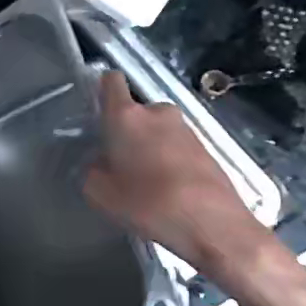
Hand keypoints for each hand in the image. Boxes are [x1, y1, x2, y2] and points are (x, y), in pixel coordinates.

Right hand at [83, 71, 274, 272]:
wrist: (214, 224)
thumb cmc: (149, 204)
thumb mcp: (101, 195)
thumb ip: (92, 171)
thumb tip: (100, 161)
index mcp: (126, 116)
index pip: (111, 81)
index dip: (102, 91)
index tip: (97, 114)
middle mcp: (157, 112)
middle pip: (134, 112)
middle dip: (126, 131)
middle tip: (119, 162)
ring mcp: (185, 128)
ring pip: (156, 129)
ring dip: (148, 146)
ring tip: (145, 181)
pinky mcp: (205, 146)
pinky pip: (175, 145)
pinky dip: (168, 159)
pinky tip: (168, 189)